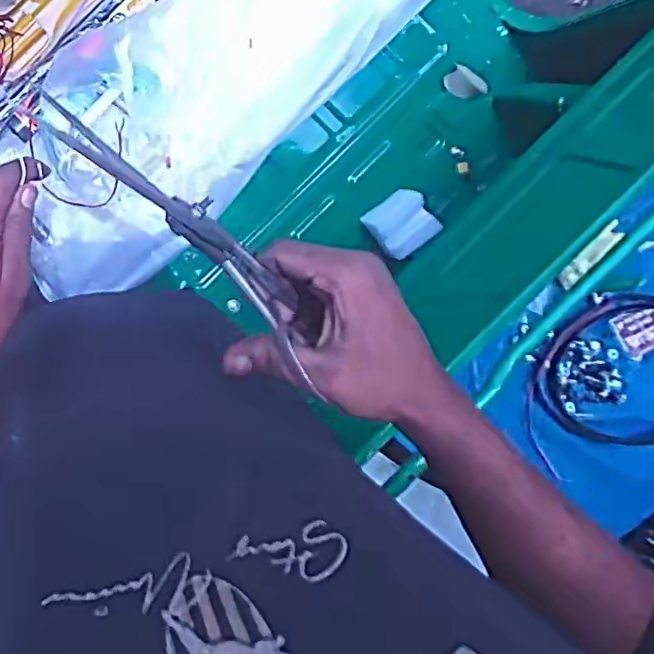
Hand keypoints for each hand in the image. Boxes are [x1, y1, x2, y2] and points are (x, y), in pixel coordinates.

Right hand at [223, 242, 465, 427]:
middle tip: (291, 332)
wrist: (427, 400)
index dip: (259, 276)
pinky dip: (308, 305)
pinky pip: (318, 281)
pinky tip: (319, 333)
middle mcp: (354, 262)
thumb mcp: (318, 373)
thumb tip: (226, 361)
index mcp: (346, 273)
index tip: (259, 312)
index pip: (282, 253)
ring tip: (308, 337)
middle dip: (279, 296)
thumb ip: (269, 356)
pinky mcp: (363, 283)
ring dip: (293, 304)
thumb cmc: (378, 383)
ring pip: (302, 273)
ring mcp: (362, 271)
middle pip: (291, 262)